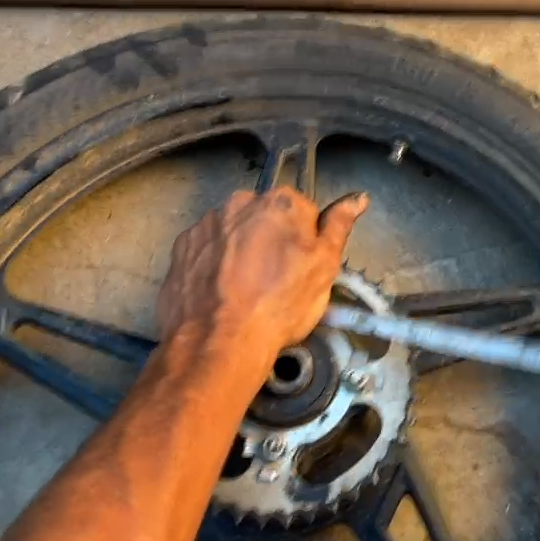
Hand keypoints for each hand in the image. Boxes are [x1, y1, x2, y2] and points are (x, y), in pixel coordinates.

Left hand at [154, 187, 368, 362]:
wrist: (219, 342)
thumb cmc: (280, 305)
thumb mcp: (325, 267)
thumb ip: (339, 225)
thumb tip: (357, 198)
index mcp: (281, 202)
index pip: (302, 211)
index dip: (305, 241)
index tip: (300, 267)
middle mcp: (240, 202)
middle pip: (265, 217)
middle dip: (271, 240)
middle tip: (274, 280)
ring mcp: (206, 223)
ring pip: (233, 231)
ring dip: (240, 250)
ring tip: (244, 290)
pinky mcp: (181, 247)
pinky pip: (206, 248)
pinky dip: (213, 263)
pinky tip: (220, 291)